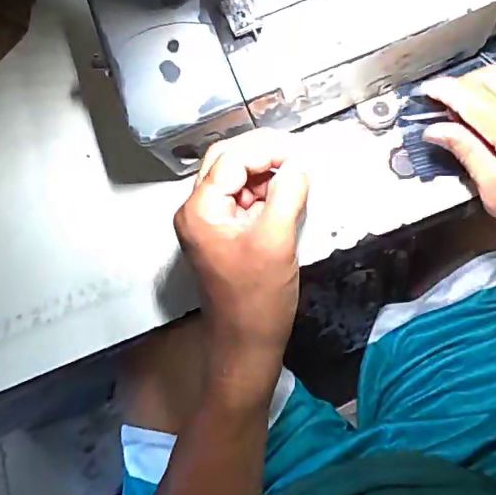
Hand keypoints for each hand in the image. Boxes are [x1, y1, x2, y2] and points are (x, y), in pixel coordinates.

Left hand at [174, 129, 309, 407]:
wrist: (246, 343)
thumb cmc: (258, 298)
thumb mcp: (276, 240)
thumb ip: (286, 195)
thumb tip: (298, 165)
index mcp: (200, 210)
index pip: (230, 160)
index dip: (265, 150)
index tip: (298, 154)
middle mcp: (197, 211)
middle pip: (226, 162)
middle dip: (261, 154)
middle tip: (296, 155)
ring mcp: (209, 222)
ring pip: (234, 179)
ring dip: (264, 172)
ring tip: (296, 174)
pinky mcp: (224, 234)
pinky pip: (242, 200)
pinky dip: (263, 192)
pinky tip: (286, 194)